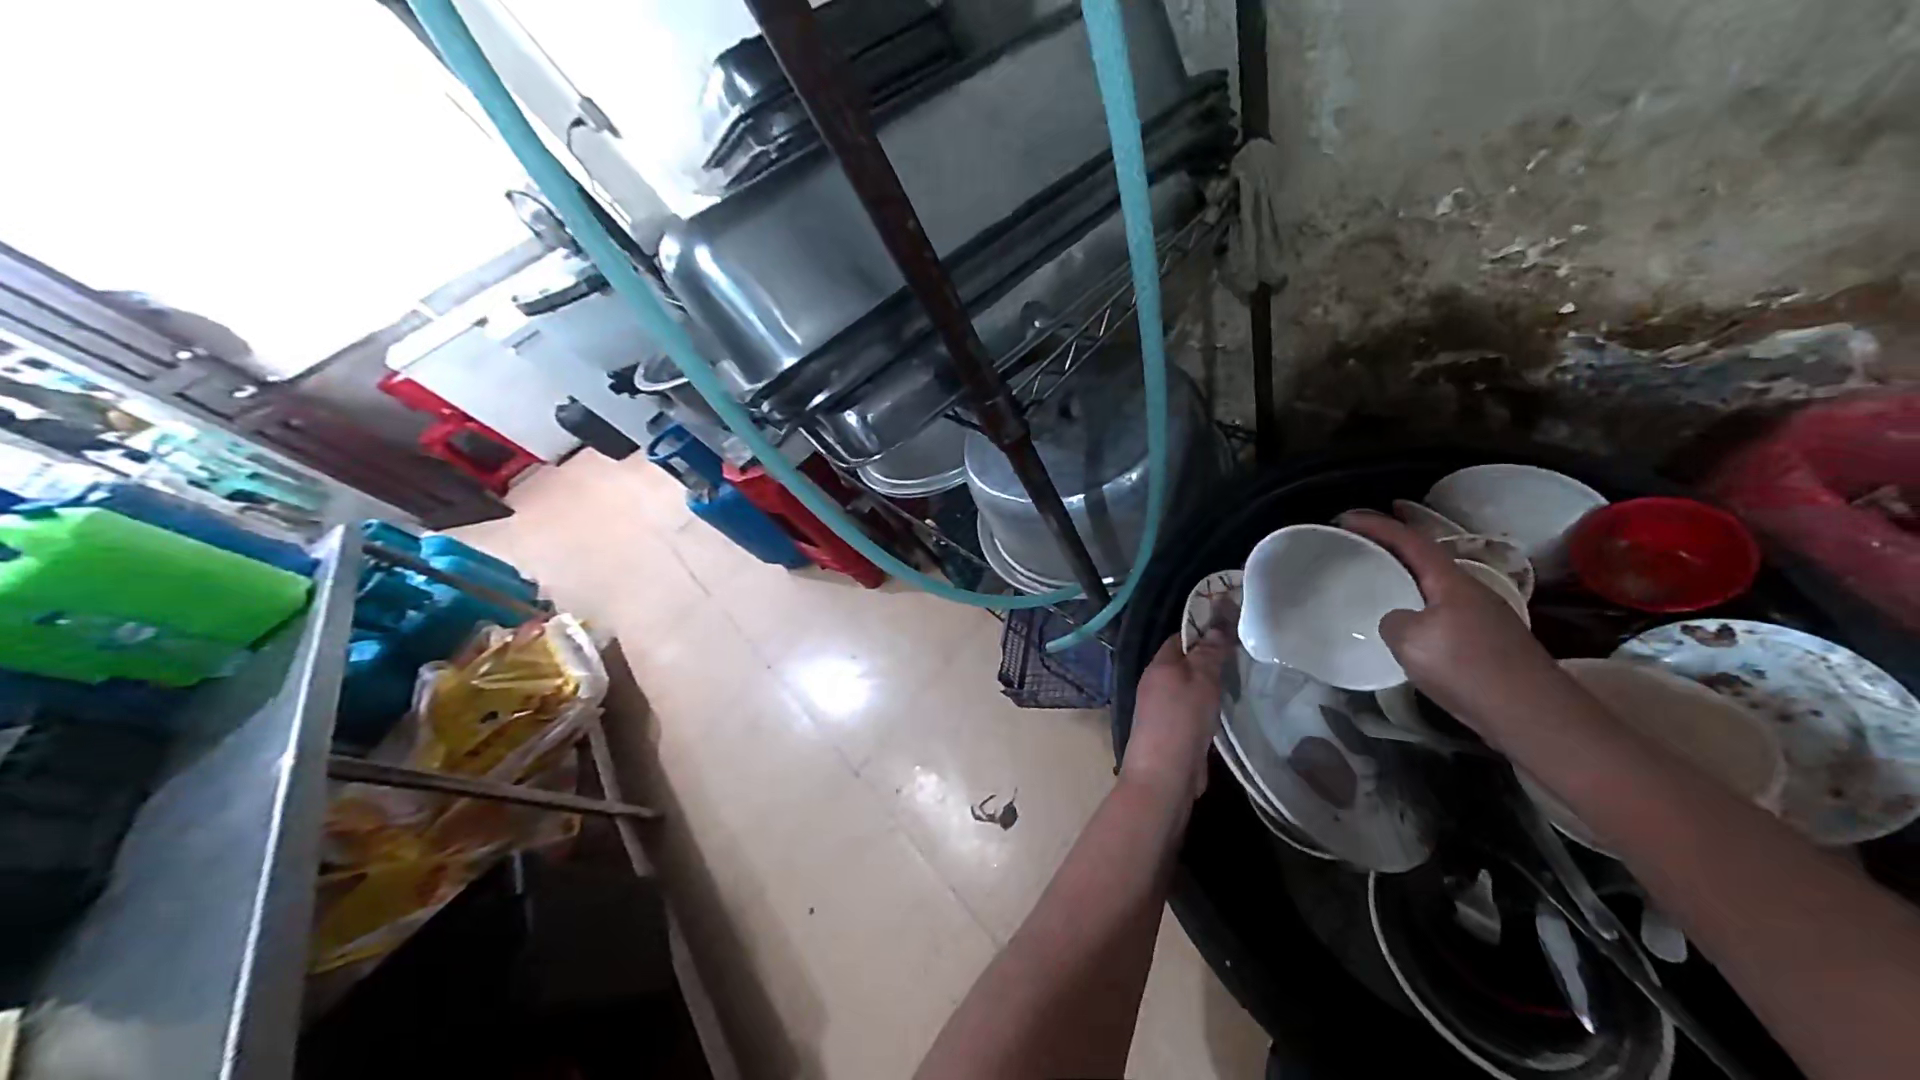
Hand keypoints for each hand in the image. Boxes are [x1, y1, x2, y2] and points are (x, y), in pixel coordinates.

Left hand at [1123, 630, 1231, 803]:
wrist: (1164, 774)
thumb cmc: (1181, 720)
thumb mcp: (1201, 680)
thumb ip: (1209, 654)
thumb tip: (1216, 625)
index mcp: (1159, 666)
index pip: (1180, 638)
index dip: (1203, 631)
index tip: (1232, 629)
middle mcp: (1156, 683)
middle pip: (1186, 663)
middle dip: (1211, 659)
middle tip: (1245, 656)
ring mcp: (1163, 709)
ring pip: (1191, 688)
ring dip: (1212, 685)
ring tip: (1243, 679)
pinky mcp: (1174, 731)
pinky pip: (1194, 710)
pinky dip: (1210, 707)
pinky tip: (1230, 709)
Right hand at [1337, 510, 1565, 740]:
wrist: (1533, 716)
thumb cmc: (1468, 668)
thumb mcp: (1409, 640)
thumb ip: (1392, 620)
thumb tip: (1398, 621)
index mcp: (1451, 582)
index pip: (1410, 540)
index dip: (1377, 525)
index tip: (1344, 517)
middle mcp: (1471, 591)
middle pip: (1425, 558)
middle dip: (1391, 546)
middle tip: (1356, 545)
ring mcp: (1483, 617)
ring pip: (1434, 586)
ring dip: (1404, 577)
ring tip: (1374, 582)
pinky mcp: (1487, 643)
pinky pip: (1441, 611)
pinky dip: (1417, 605)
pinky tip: (1406, 625)